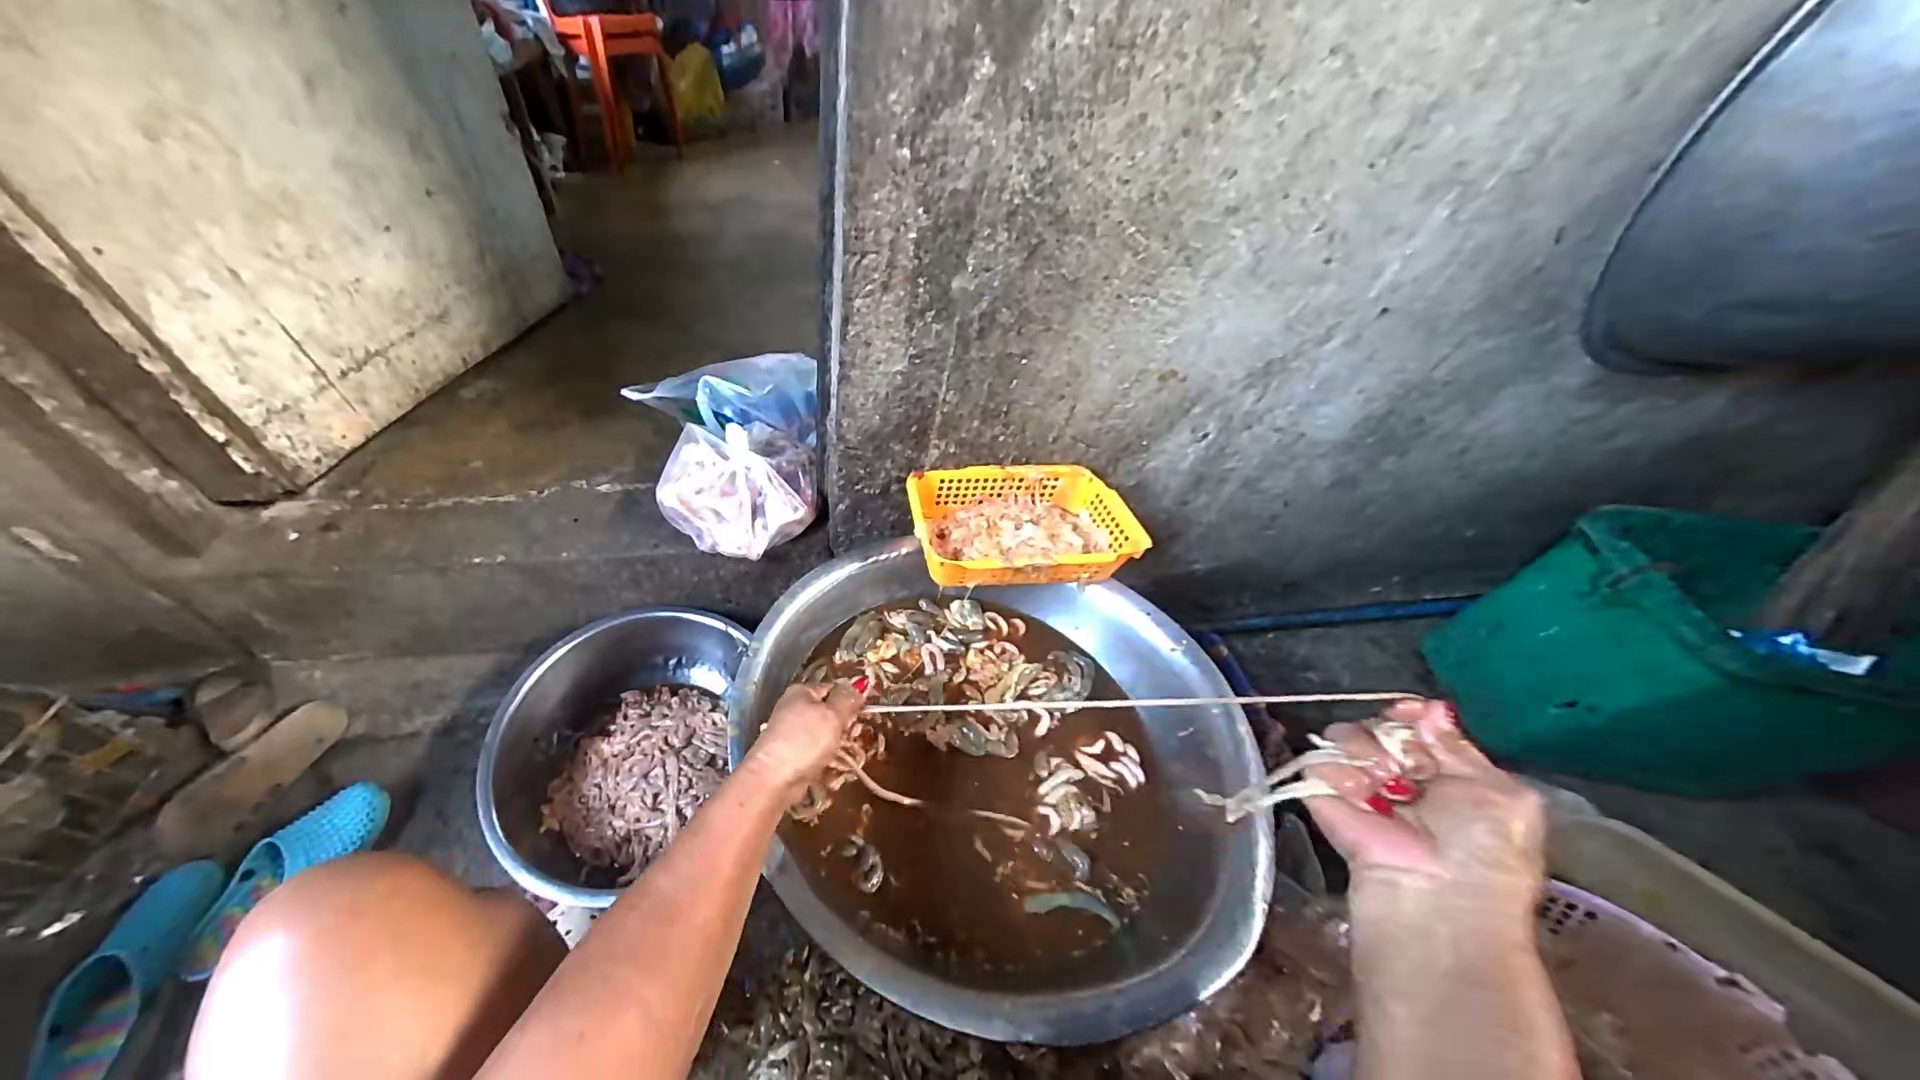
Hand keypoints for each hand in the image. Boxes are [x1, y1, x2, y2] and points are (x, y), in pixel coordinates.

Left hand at [744, 681, 861, 792]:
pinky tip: (832, 760)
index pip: (834, 688)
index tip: (868, 711)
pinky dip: (826, 752)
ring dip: (838, 740)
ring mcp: (791, 730)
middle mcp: (794, 707)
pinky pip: (817, 746)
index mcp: (802, 691)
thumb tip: (861, 682)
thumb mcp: (832, 715)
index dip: (852, 697)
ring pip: (825, 730)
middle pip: (830, 709)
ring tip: (843, 750)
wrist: (772, 779)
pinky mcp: (791, 751)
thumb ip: (848, 698)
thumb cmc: (805, 741)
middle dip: (845, 722)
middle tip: (852, 733)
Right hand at [1304, 698, 1545, 909]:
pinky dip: (1337, 770)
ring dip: (1364, 748)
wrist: (1440, 890)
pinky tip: (1360, 793)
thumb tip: (1432, 708)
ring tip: (1383, 781)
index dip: (1410, 712)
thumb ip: (1461, 746)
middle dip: (1393, 734)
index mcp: (1440, 769)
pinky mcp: (1322, 794)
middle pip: (1378, 722)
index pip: (1413, 721)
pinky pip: (1317, 761)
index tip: (1412, 712)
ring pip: (1343, 734)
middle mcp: (1397, 772)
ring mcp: (1357, 782)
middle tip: (1411, 766)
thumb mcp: (1501, 792)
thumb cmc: (1483, 847)